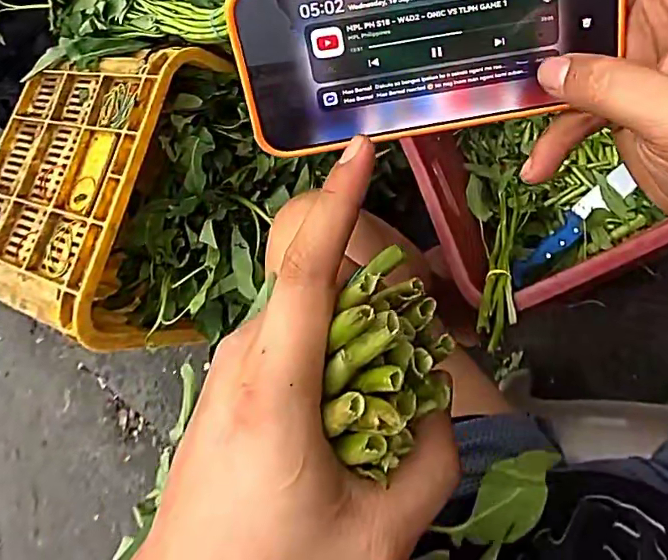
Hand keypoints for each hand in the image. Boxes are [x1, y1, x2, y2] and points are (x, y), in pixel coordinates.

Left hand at [141, 137, 458, 559]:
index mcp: (275, 384)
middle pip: (320, 290)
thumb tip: (439, 399)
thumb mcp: (375, 534)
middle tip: (409, 358)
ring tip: (371, 408)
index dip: (339, 199)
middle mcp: (245, 356)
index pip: (309, 266)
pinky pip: (289, 341)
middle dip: (373, 300)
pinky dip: (326, 354)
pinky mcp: (228, 380)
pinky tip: (338, 416)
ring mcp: (230, 366)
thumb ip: (430, 460)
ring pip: (307, 317)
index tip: (362, 147)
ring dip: (351, 337)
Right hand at [523, 0, 667, 302]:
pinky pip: (576, 96)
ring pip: (579, 35)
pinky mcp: (622, 98)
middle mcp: (666, 21)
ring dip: (544, 54)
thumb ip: (615, 87)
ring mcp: (639, 59)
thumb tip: (549, 68)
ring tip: (506, 68)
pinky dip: (553, 125)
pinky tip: (538, 162)